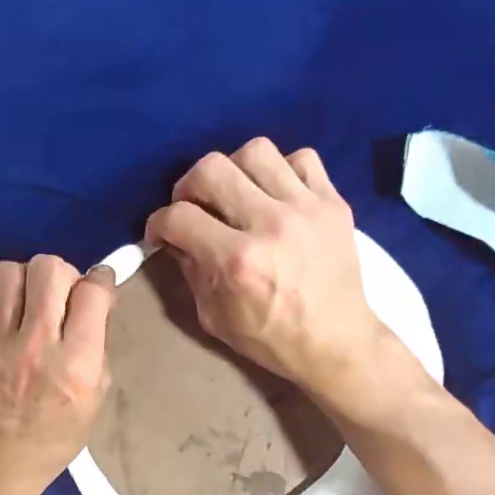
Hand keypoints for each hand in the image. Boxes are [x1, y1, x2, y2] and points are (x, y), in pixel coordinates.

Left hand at [0, 254, 116, 494]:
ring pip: (5, 272)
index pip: (91, 291)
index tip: (95, 285)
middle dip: (59, 272)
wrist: (6, 456)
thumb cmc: (61, 428)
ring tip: (24, 299)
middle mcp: (36, 346)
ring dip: (20, 278)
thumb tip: (97, 292)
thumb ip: (99, 339)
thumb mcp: (99, 390)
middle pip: (47, 269)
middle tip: (57, 294)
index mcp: (77, 362)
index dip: (98, 279)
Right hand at [144, 138, 397, 401]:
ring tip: (235, 194)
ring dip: (234, 170)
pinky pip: (302, 158)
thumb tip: (176, 238)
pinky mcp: (333, 202)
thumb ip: (191, 271)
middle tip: (193, 207)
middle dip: (188, 187)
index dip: (158, 223)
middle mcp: (269, 224)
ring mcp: (306, 208)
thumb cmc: (269, 338)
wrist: (336, 343)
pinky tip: (275, 194)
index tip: (161, 233)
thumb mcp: (213, 316)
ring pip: (255, 151)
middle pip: (211, 169)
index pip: (178, 216)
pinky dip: (281, 170)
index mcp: (236, 260)